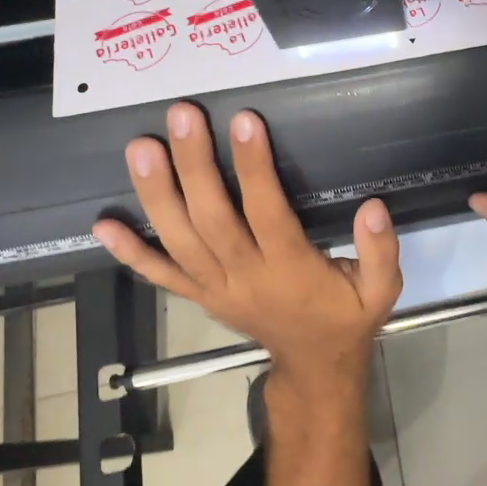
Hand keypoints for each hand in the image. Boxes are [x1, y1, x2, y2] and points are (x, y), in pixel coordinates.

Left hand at [93, 103, 402, 397]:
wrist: (314, 368)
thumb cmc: (346, 319)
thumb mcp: (382, 291)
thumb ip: (381, 250)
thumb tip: (373, 207)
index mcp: (291, 270)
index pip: (267, 212)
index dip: (254, 167)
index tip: (244, 122)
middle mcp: (246, 276)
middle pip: (212, 218)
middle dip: (194, 165)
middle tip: (181, 117)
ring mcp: (216, 288)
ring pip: (180, 240)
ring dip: (157, 194)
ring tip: (140, 148)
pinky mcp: (200, 296)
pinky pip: (161, 275)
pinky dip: (131, 252)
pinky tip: (104, 224)